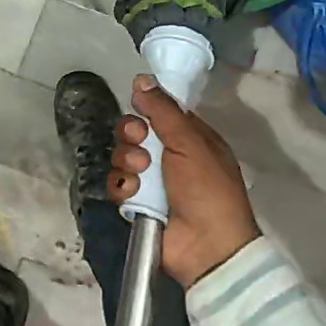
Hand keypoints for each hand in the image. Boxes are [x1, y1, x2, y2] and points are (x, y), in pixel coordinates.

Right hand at [109, 75, 261, 287]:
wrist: (207, 246)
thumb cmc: (207, 188)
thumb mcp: (191, 142)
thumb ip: (163, 110)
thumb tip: (141, 80)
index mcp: (190, 138)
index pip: (159, 112)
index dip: (146, 108)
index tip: (139, 106)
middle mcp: (169, 156)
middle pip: (135, 131)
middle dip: (131, 134)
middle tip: (139, 142)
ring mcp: (152, 181)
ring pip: (122, 156)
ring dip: (127, 161)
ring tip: (140, 174)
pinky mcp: (137, 203)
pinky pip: (118, 184)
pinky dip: (122, 186)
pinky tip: (132, 193)